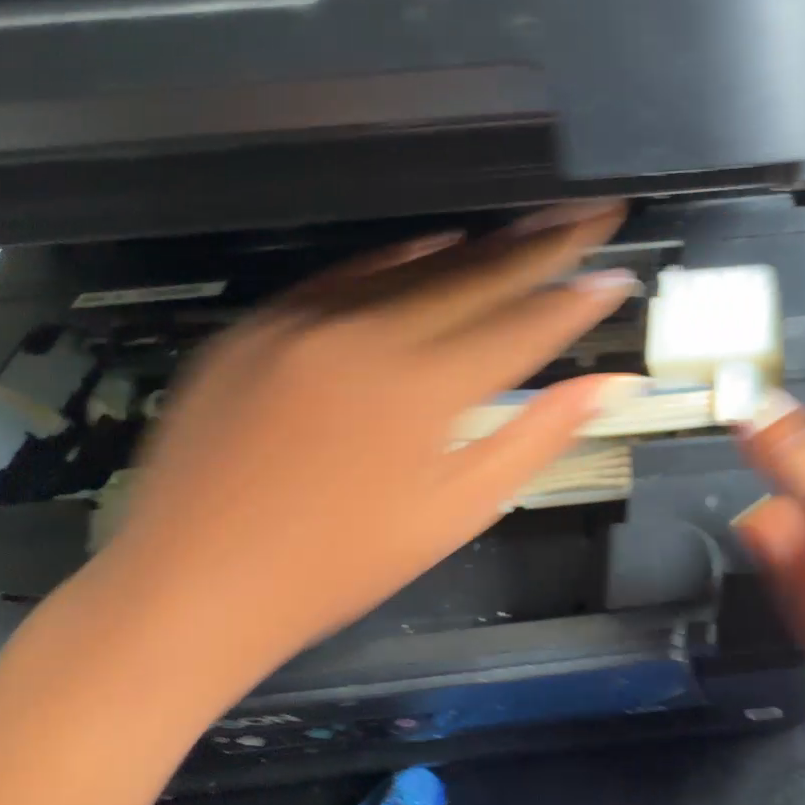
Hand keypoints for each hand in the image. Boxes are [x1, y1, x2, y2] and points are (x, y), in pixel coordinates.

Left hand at [90, 200, 640, 668]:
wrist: (185, 591)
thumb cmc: (341, 565)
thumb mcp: (459, 509)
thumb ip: (540, 434)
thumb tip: (610, 385)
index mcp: (426, 387)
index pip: (527, 323)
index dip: (579, 298)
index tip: (619, 272)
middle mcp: (370, 334)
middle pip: (482, 274)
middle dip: (549, 242)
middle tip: (596, 213)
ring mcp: (308, 321)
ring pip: (420, 265)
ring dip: (489, 246)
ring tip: (539, 224)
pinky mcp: (260, 325)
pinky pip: (351, 273)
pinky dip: (406, 258)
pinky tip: (442, 246)